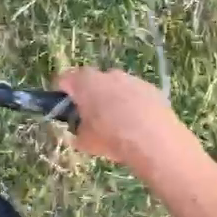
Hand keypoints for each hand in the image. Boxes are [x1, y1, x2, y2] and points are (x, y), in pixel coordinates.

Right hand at [57, 67, 196, 172]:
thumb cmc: (111, 138)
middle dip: (91, 97)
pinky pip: (135, 95)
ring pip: (115, 87)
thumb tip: (80, 130)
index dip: (62, 95)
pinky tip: (139, 126)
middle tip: (93, 120)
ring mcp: (130, 79)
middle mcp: (105, 74)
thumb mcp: (85, 142)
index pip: (64, 80)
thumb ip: (78, 131)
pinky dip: (134, 105)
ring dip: (114, 101)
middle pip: (91, 82)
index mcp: (83, 82)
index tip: (66, 110)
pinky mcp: (150, 88)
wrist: (154, 141)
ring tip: (120, 126)